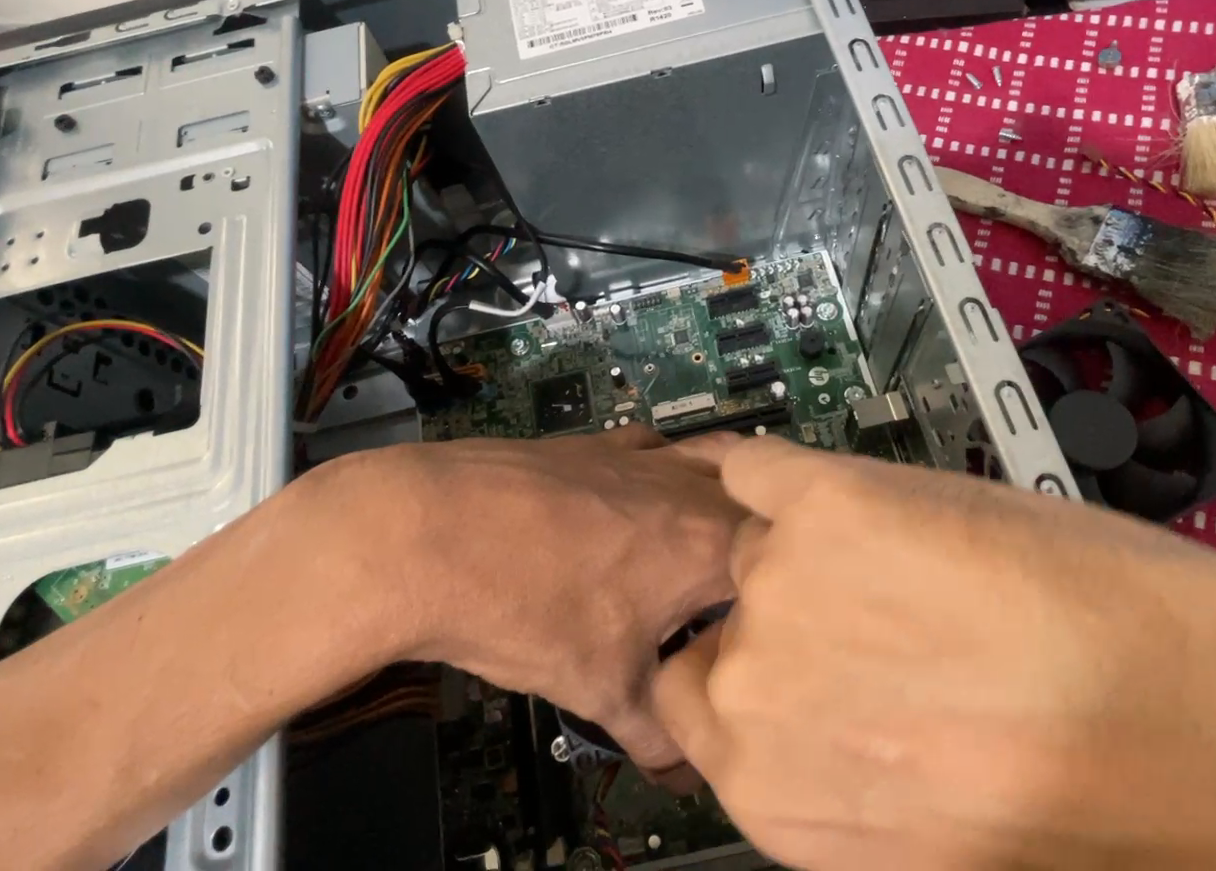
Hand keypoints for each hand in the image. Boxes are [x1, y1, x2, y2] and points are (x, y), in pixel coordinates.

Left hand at [287, 427, 742, 769]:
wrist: (428, 534)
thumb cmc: (525, 608)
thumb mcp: (601, 687)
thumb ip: (659, 735)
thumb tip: (685, 773)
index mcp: (709, 545)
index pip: (787, 568)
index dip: (787, 606)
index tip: (766, 639)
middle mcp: (689, 487)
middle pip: (761, 505)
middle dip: (769, 549)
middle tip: (755, 592)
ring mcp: (640, 457)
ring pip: (716, 458)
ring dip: (729, 493)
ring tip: (719, 533)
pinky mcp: (593, 443)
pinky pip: (653, 446)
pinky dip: (667, 466)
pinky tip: (645, 494)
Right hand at [651, 439, 1215, 869]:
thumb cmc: (1090, 807)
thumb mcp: (917, 828)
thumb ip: (830, 762)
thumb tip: (801, 701)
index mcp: (766, 790)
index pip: (696, 697)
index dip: (759, 672)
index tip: (797, 647)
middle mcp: (747, 692)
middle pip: (727, 612)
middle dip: (788, 609)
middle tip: (871, 601)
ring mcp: (784, 585)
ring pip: (756, 538)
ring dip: (806, 541)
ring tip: (904, 552)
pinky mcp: (832, 503)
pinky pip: (758, 466)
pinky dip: (774, 467)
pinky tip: (831, 477)